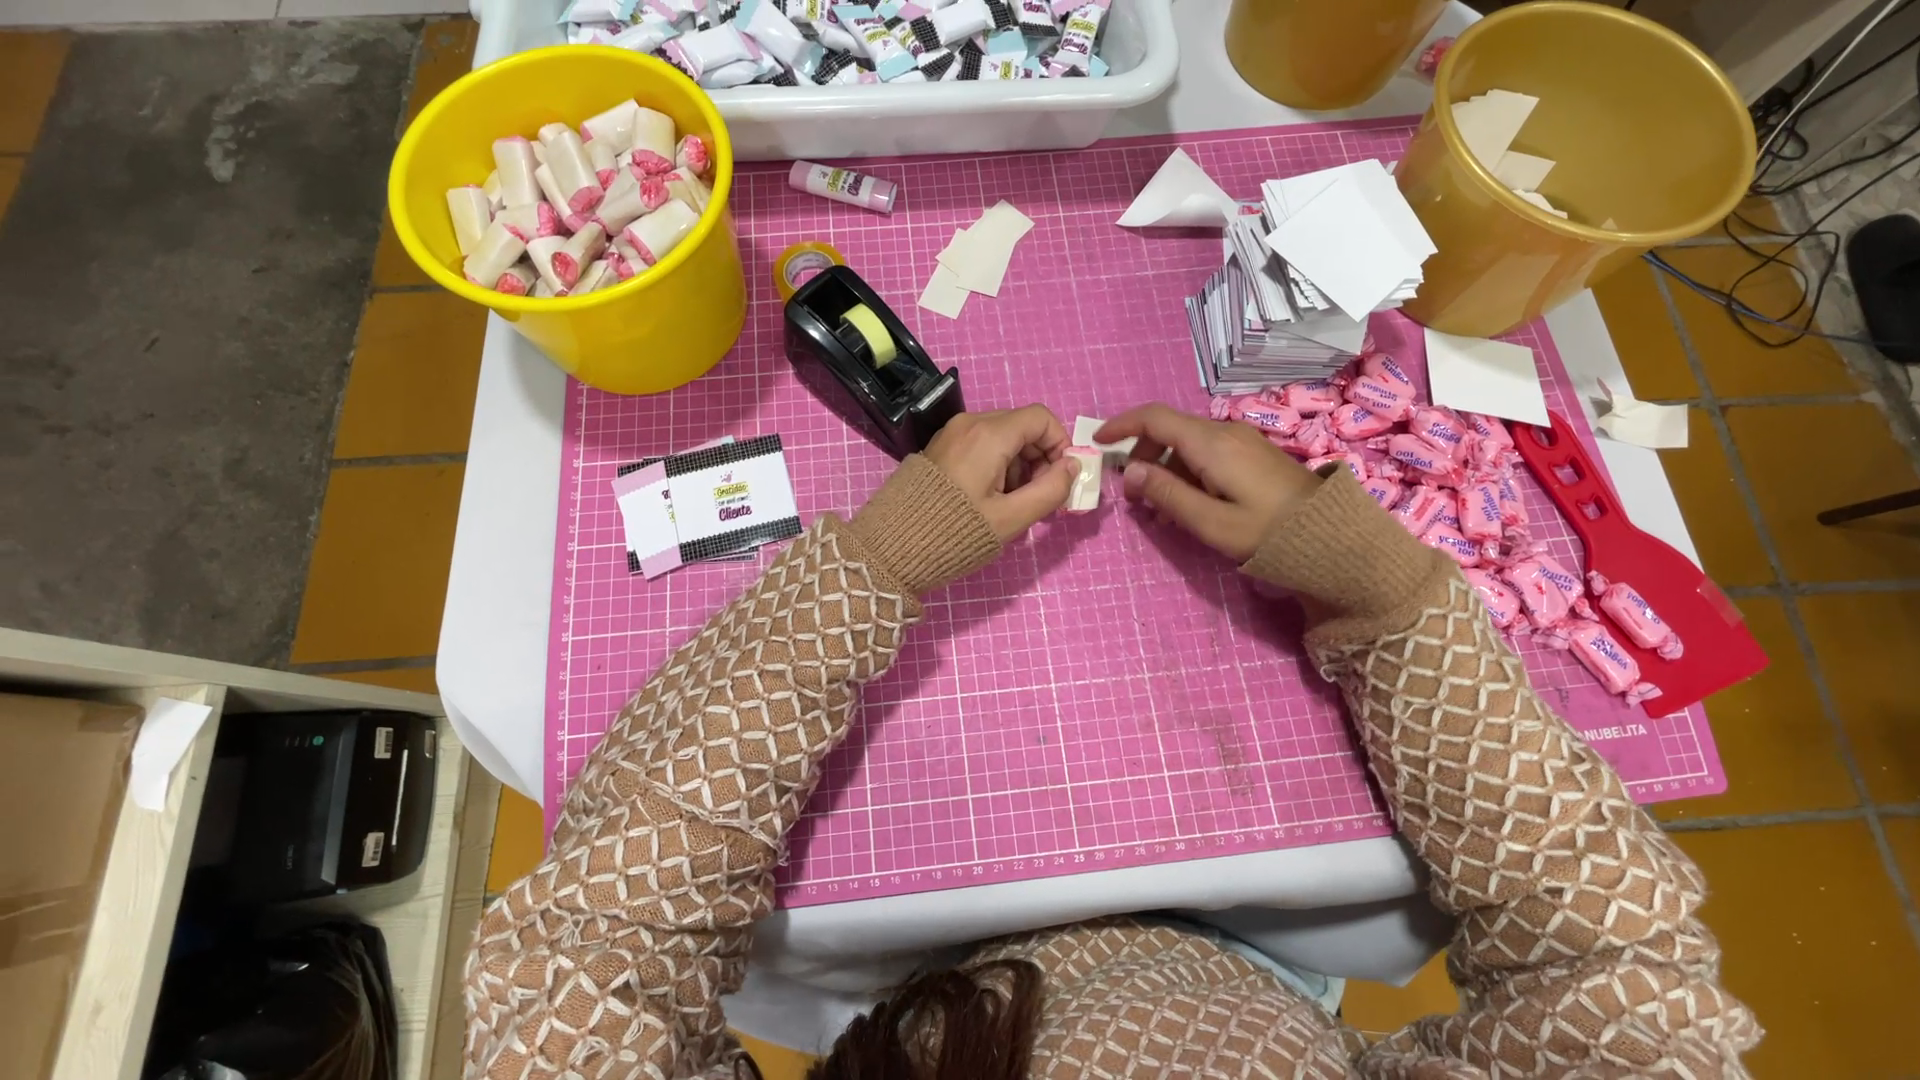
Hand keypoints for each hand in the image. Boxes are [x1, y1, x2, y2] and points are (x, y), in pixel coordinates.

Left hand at [923, 405, 1077, 542]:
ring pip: (1002, 437)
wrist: (893, 547)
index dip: (1060, 444)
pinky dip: (997, 466)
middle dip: (1040, 459)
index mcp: (988, 434)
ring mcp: (951, 435)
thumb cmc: (956, 533)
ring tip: (1013, 505)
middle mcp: (969, 424)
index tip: (1062, 479)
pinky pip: (981, 446)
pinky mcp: (940, 449)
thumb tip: (1072, 467)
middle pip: (1021, 426)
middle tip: (1040, 498)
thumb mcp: (1011, 518)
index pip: (1041, 418)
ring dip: (1019, 466)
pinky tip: (991, 500)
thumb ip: (1050, 490)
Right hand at [1095, 404, 1320, 561]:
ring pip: (1187, 443)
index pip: (1154, 417)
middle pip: (1169, 429)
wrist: (1330, 536)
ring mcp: (1241, 441)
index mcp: (1211, 444)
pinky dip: (1186, 471)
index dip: (1122, 424)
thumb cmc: (1267, 532)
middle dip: (1143, 455)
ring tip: (1160, 510)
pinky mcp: (1252, 454)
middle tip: (1134, 496)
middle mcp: (1224, 432)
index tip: (1099, 441)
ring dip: (1165, 468)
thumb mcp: (1209, 522)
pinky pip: (1207, 452)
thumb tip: (1131, 472)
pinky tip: (1189, 503)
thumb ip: (1167, 495)